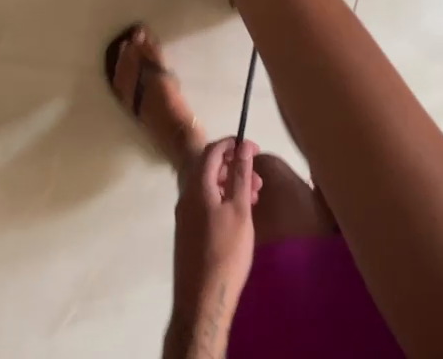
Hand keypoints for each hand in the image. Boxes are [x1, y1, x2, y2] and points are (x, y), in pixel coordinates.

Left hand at [173, 138, 260, 314]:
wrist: (202, 299)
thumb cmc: (226, 252)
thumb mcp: (240, 211)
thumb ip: (241, 177)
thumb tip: (243, 148)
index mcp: (197, 187)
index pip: (212, 150)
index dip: (232, 144)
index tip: (253, 148)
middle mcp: (186, 196)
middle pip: (208, 167)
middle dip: (234, 165)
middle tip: (258, 178)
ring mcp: (184, 214)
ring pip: (208, 186)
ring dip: (230, 183)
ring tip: (255, 196)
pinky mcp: (187, 230)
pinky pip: (205, 202)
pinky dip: (223, 199)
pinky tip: (240, 214)